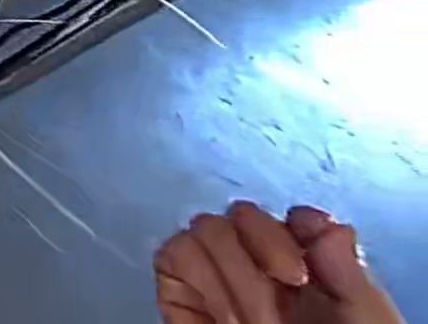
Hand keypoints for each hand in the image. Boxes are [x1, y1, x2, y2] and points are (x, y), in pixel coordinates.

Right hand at [154, 202, 405, 323]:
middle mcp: (263, 264)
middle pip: (240, 214)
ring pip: (202, 228)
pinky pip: (171, 253)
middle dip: (262, 245)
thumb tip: (332, 223)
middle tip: (289, 285)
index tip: (314, 243)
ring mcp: (214, 270)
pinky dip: (199, 281)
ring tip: (258, 320)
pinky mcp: (175, 280)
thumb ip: (355, 285)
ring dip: (235, 273)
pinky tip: (225, 315)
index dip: (301, 223)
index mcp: (319, 276)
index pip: (301, 221)